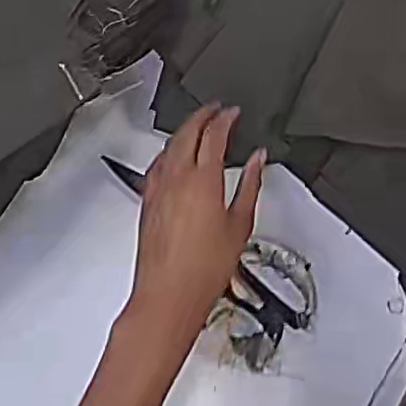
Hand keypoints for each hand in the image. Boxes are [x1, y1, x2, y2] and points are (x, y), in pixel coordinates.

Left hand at [127, 105, 266, 337]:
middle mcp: (177, 177)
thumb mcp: (241, 224)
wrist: (168, 296)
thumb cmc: (204, 269)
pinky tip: (174, 156)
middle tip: (215, 109)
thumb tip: (257, 160)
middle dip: (203, 115)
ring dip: (185, 129)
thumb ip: (251, 184)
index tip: (233, 112)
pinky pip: (158, 163)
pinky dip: (169, 150)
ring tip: (197, 125)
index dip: (225, 118)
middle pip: (188, 131)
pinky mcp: (147, 201)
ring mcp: (158, 188)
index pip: (214, 134)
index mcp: (203, 179)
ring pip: (170, 144)